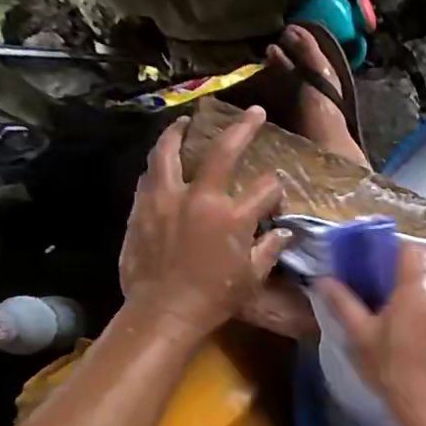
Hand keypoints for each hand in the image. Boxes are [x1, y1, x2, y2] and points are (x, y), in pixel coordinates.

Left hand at [118, 107, 287, 339]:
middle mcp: (201, 198)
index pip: (266, 187)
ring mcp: (166, 200)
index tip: (274, 201)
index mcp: (233, 217)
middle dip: (243, 128)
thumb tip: (283, 232)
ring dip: (179, 132)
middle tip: (254, 112)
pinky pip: (148, 176)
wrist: (162, 313)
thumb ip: (269, 249)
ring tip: (185, 122)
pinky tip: (162, 163)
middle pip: (223, 151)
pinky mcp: (141, 209)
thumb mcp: (251, 278)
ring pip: (170, 152)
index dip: (276, 191)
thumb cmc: (213, 299)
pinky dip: (157, 165)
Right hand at [319, 246, 425, 425]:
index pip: (410, 250)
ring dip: (402, 300)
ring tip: (381, 318)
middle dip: (391, 279)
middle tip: (368, 292)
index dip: (393, 246)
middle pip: (413, 274)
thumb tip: (323, 279)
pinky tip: (398, 335)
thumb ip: (342, 302)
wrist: (422, 402)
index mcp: (411, 291)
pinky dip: (413, 315)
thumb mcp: (359, 334)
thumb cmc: (388, 365)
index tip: (373, 254)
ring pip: (420, 294)